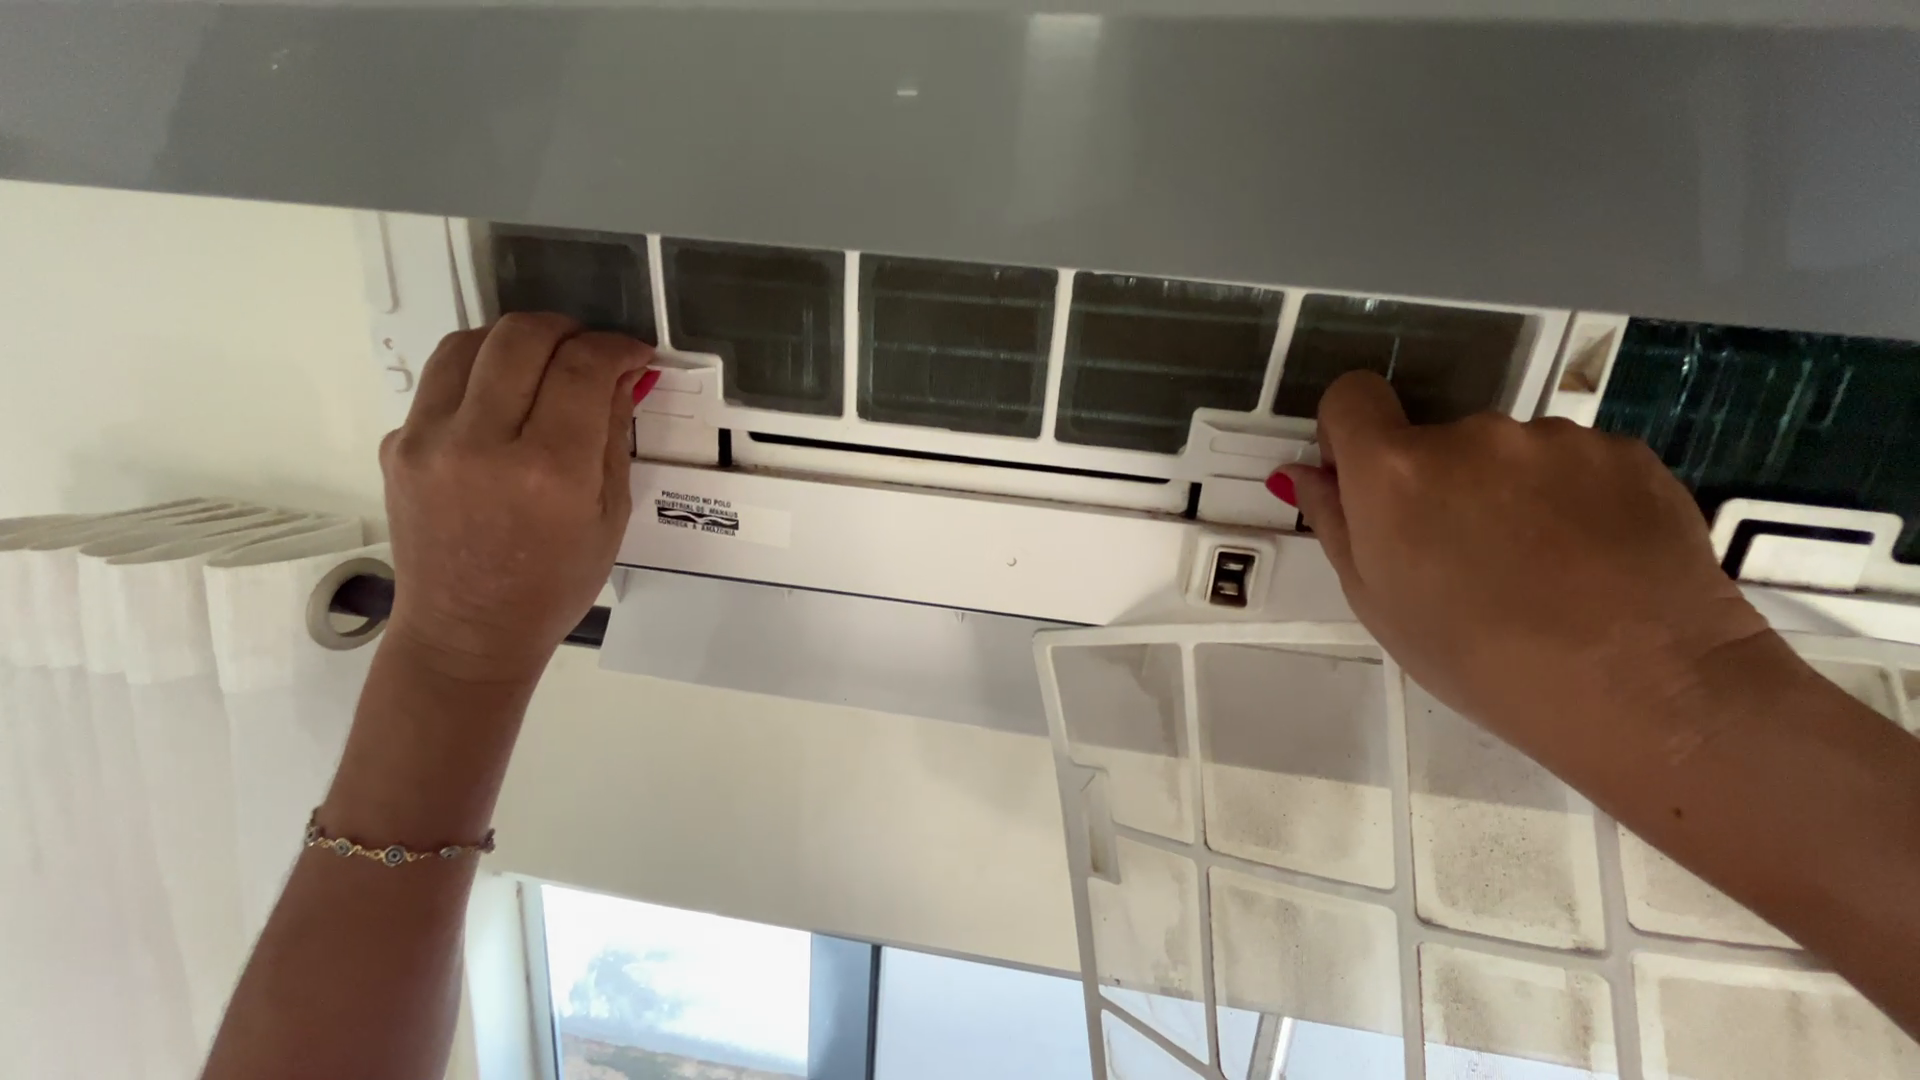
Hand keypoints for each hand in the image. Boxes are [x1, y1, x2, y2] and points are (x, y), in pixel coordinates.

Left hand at [378, 314, 652, 683]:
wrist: (470, 629)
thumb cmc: (557, 583)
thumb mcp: (611, 514)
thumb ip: (613, 434)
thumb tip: (622, 375)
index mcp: (549, 471)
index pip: (584, 369)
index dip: (616, 348)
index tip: (634, 353)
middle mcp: (481, 444)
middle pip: (521, 337)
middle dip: (567, 329)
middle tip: (590, 350)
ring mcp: (426, 440)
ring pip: (469, 342)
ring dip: (516, 340)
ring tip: (544, 363)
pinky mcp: (396, 444)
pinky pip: (441, 382)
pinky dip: (481, 376)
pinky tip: (504, 406)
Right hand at [1276, 371, 1774, 770]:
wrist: (1640, 686)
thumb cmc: (1475, 656)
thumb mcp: (1375, 601)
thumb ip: (1334, 522)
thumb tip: (1307, 472)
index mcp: (1395, 469)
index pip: (1352, 394)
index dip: (1349, 430)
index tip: (1364, 478)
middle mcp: (1471, 433)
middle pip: (1432, 436)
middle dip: (1435, 480)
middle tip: (1464, 555)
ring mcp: (1556, 436)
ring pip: (1506, 453)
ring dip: (1505, 490)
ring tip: (1538, 565)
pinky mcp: (1626, 451)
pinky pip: (1572, 462)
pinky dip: (1568, 497)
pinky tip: (1588, 558)